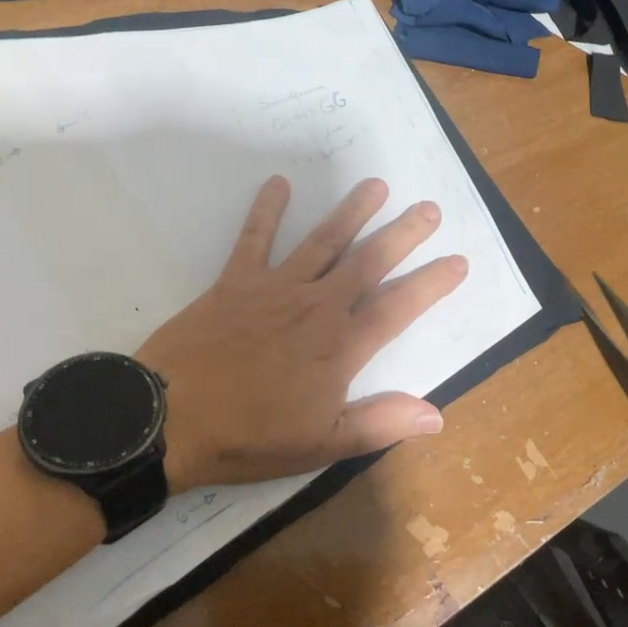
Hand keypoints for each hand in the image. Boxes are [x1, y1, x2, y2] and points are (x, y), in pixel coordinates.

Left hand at [138, 176, 468, 492]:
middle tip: (428, 208)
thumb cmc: (248, 437)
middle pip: (368, 263)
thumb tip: (436, 415)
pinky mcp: (235, 282)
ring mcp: (275, 289)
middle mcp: (316, 307)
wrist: (168, 420)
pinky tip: (278, 182)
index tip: (459, 261)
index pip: (398, 307)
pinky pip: (254, 238)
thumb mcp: (321, 443)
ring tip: (376, 185)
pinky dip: (267, 210)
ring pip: (323, 242)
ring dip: (352, 212)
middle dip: (402, 235)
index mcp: (340, 346)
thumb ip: (379, 423)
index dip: (431, 284)